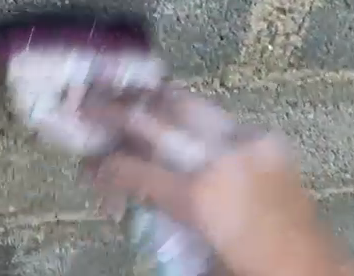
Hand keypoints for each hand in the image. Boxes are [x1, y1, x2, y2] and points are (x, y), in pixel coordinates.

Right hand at [84, 90, 353, 275]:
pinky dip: (192, 114)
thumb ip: (160, 215)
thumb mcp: (196, 253)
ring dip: (152, 100)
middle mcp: (220, 158)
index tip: (87, 166)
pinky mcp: (268, 139)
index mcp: (200, 198)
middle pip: (152, 119)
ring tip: (126, 94)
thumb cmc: (251, 273)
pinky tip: (176, 114)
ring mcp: (246, 142)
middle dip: (113, 109)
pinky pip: (218, 117)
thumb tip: (123, 190)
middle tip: (86, 102)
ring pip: (185, 103)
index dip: (103, 166)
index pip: (133, 168)